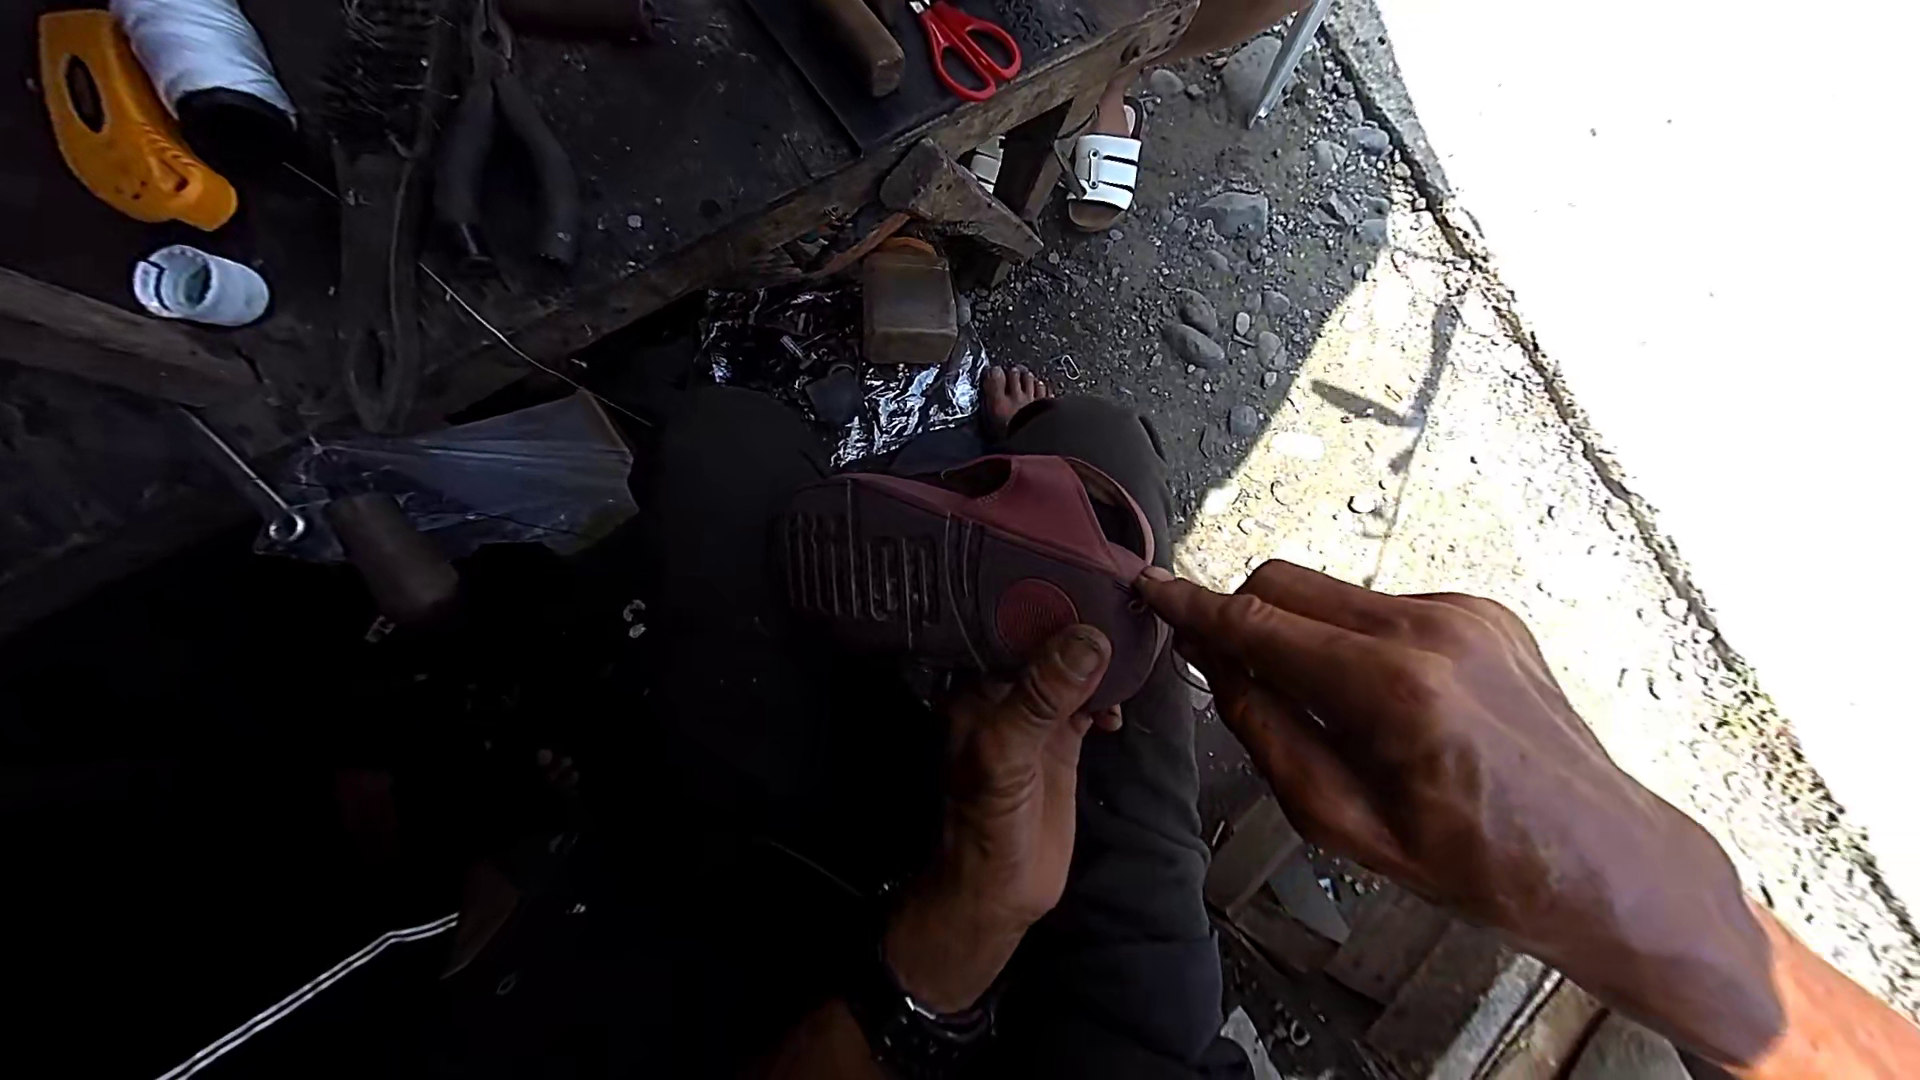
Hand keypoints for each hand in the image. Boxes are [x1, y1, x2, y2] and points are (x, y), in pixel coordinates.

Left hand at [883, 625, 1114, 1012]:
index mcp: (976, 688)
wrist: (1000, 889)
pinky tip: (1114, 711)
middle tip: (1116, 613)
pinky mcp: (1059, 740)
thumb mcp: (1008, 752)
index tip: (1084, 585)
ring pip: (1069, 672)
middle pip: (1044, 646)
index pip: (1009, 629)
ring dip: (1097, 665)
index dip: (1043, 606)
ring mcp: (1034, 716)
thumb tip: (1085, 641)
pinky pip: (1087, 704)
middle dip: (1077, 631)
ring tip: (1123, 658)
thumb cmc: (985, 823)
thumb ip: (1042, 697)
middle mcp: (1004, 695)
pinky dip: (1105, 700)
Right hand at [1137, 561, 1782, 1064]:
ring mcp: (1459, 612)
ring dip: (1292, 630)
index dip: (1192, 605)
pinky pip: (1368, 604)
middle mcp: (1427, 630)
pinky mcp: (1478, 610)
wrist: (1616, 866)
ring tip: (1319, 699)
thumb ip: (1262, 730)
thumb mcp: (1339, 822)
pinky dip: (1342, 635)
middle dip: (1240, 614)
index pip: (1256, 624)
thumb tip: (1218, 664)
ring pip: (1322, 590)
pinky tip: (1372, 692)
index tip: (1152, 588)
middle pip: (1281, 582)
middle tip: (1228, 666)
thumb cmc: (1476, 866)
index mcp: (1392, 690)